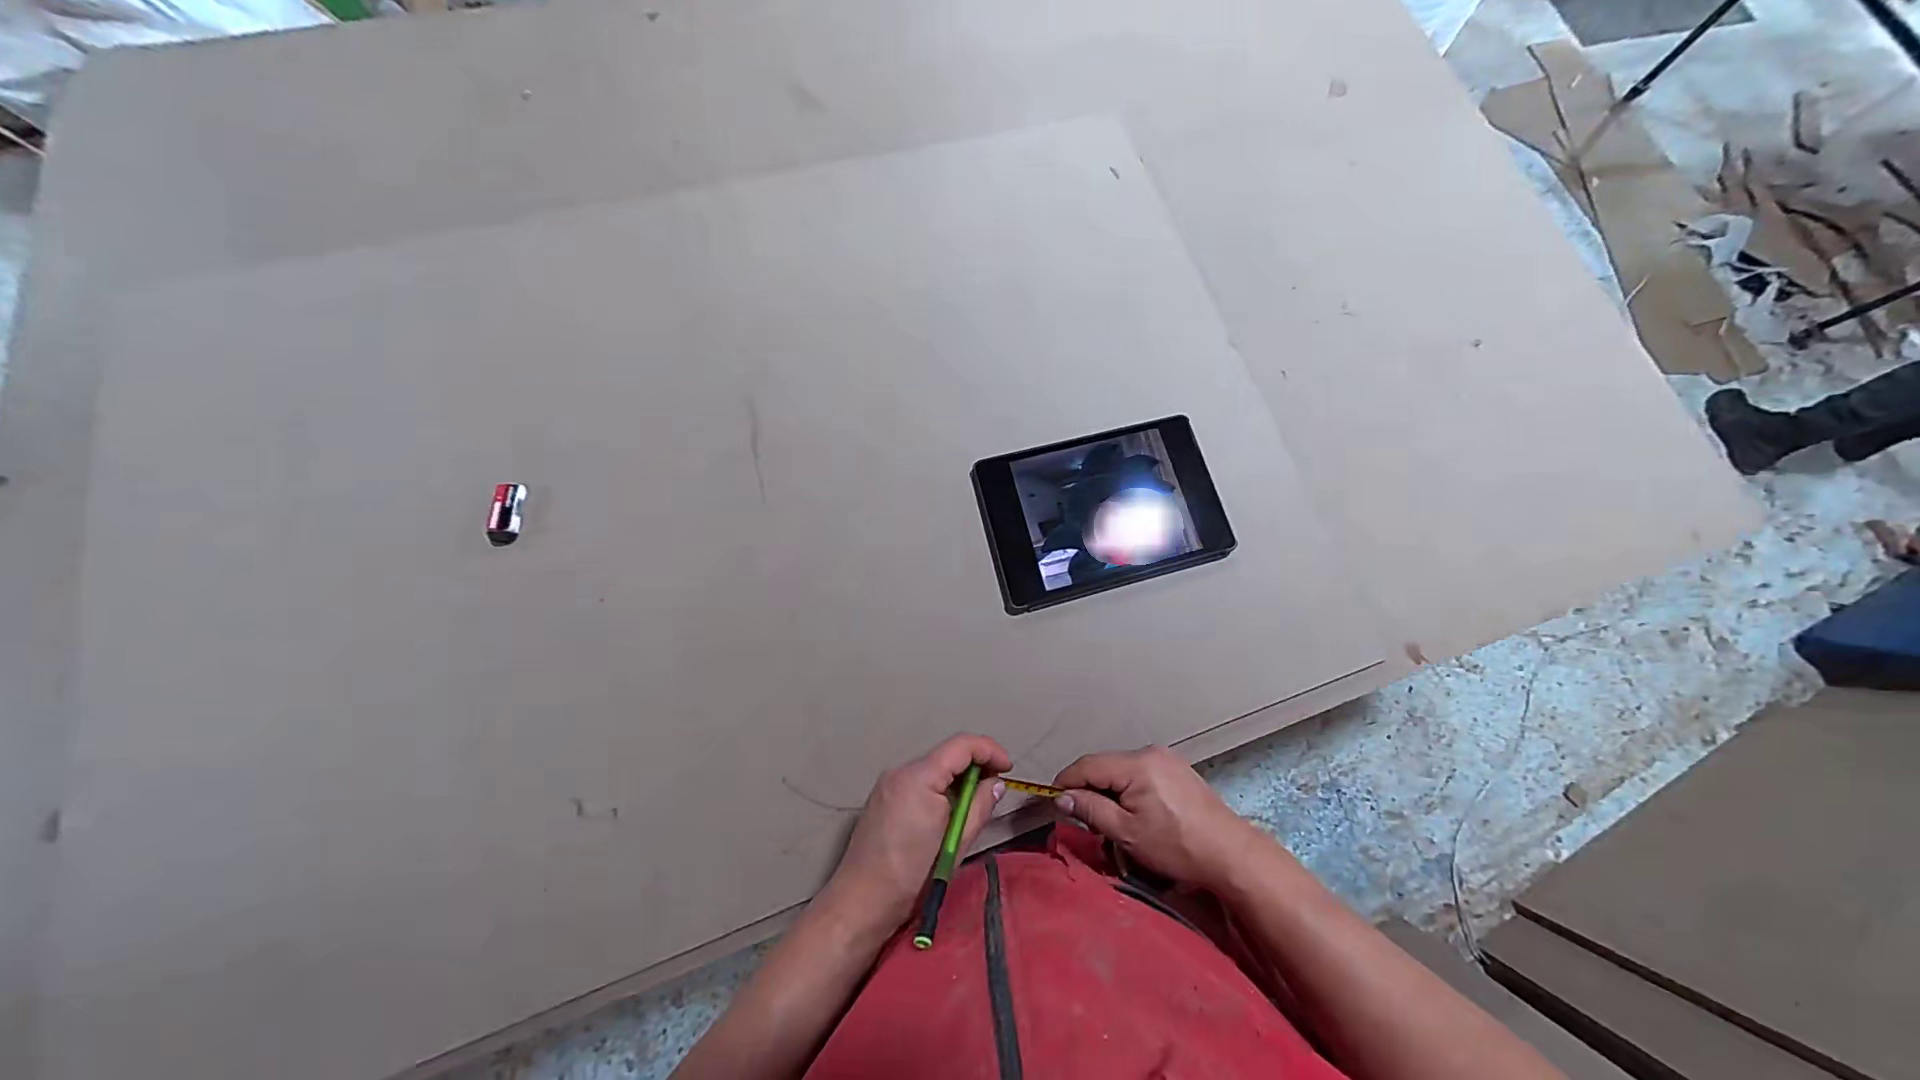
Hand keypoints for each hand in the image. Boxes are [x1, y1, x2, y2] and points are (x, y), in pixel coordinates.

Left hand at [818, 734, 1010, 931]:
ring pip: (933, 768)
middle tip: (996, 787)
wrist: (861, 901)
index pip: (961, 746)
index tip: (1008, 768)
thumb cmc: (912, 876)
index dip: (989, 750)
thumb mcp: (956, 843)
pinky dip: (938, 787)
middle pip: (946, 754)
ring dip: (957, 778)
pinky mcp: (882, 796)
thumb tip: (996, 784)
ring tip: (974, 804)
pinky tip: (947, 812)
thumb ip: (980, 807)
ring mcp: (888, 782)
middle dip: (975, 765)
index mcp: (919, 778)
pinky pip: (918, 780)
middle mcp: (900, 771)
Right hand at [1052, 745, 1272, 890]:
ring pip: (1121, 770)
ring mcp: (1166, 759)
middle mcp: (1151, 753)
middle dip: (1089, 789)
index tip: (1053, 802)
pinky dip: (1128, 789)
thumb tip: (1061, 797)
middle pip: (1104, 765)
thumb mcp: (1127, 833)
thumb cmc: (1179, 847)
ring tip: (1111, 822)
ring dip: (1108, 791)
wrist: (1231, 855)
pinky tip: (1133, 814)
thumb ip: (1090, 810)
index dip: (1066, 782)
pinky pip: (1139, 773)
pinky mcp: (1177, 769)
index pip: (1087, 765)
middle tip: (1084, 820)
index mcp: (1137, 764)